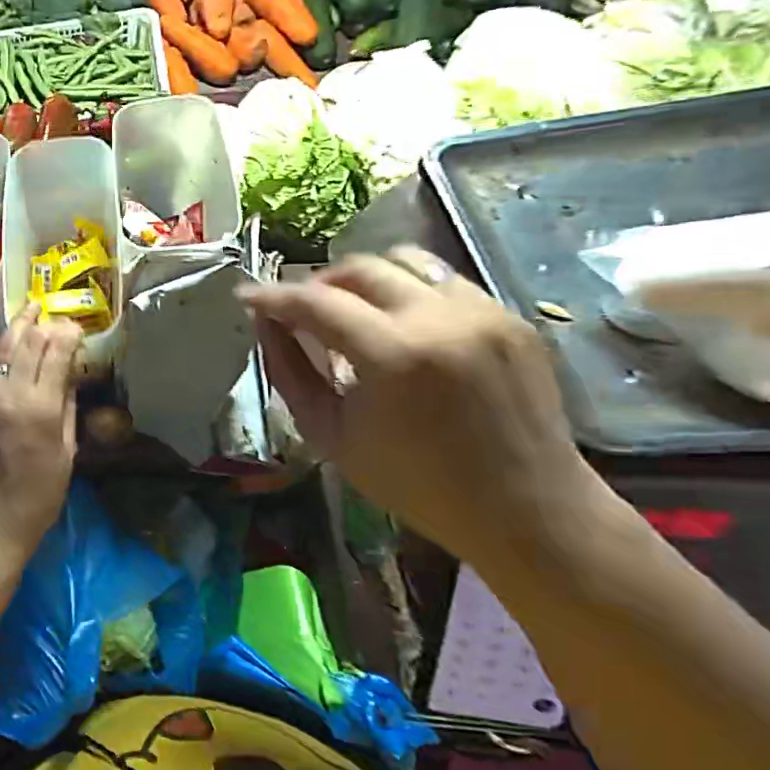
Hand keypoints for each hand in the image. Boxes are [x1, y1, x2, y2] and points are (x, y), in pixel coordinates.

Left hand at [0, 305, 83, 555]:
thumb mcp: (68, 451)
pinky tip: (11, 341)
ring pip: (2, 349)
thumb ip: (68, 407)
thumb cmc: (40, 493)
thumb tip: (69, 376)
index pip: (54, 352)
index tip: (79, 328)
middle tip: (57, 315)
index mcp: (39, 407)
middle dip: (44, 324)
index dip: (68, 334)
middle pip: (27, 343)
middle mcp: (10, 394)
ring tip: (31, 309)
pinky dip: (3, 349)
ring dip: (18, 327)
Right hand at [240, 247, 591, 554]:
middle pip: (361, 269)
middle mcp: (441, 318)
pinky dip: (408, 293)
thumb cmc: (411, 481)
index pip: (316, 302)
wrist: (523, 506)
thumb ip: (290, 372)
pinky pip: (445, 283)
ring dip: (365, 279)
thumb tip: (266, 325)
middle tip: (296, 309)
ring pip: (408, 263)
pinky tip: (398, 327)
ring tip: (348, 310)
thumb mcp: (328, 433)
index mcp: (392, 354)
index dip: (273, 296)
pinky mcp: (511, 318)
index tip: (246, 296)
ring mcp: (484, 312)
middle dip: (316, 282)